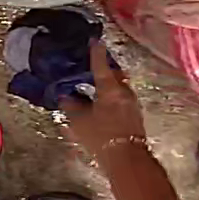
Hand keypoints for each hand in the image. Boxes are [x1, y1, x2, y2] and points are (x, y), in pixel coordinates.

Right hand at [58, 39, 148, 162]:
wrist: (126, 158)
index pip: (101, 65)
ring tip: (95, 83)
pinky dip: (112, 95)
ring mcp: (131, 103)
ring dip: (109, 83)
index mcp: (110, 88)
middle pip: (114, 74)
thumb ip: (71, 106)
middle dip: (105, 67)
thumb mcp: (79, 122)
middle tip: (93, 64)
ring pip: (119, 86)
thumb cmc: (101, 137)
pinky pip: (121, 98)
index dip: (96, 52)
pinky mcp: (134, 115)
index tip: (94, 40)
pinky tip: (102, 101)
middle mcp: (123, 92)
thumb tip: (65, 97)